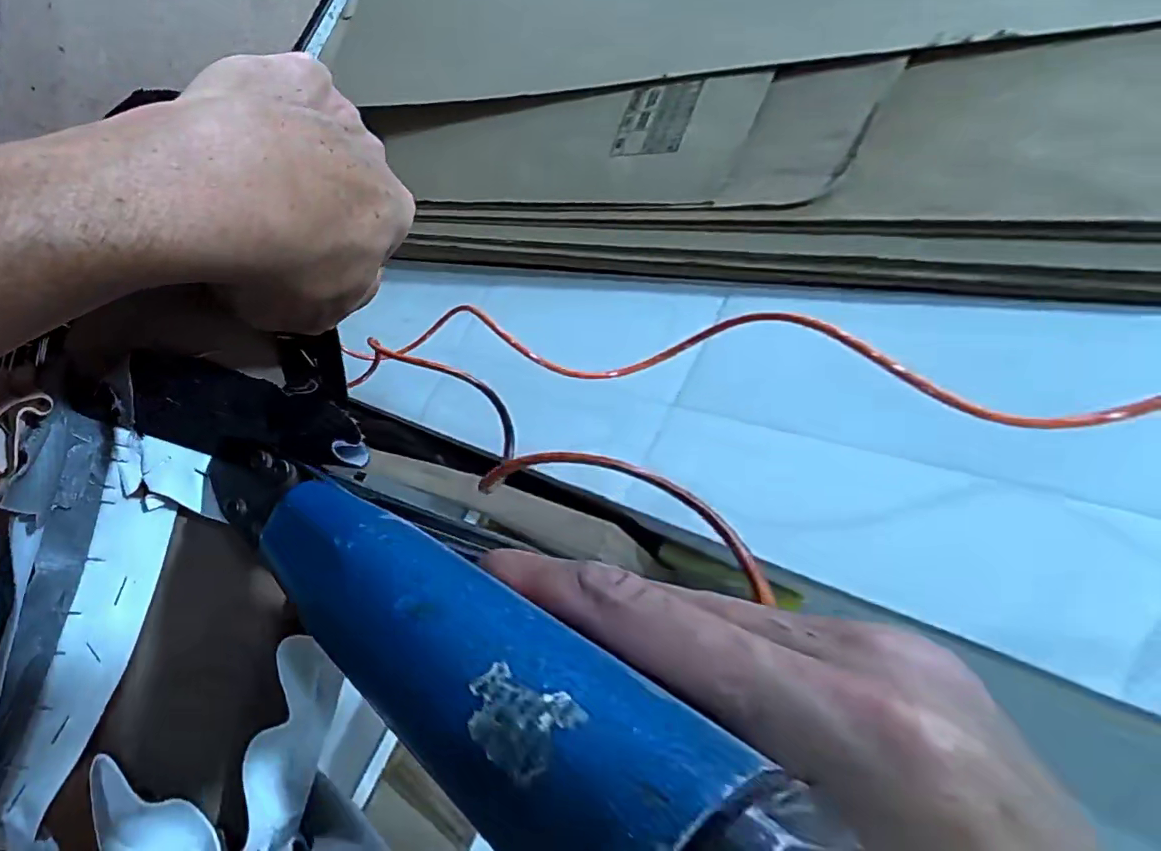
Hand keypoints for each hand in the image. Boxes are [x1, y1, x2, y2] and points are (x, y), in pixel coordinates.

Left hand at [95, 53, 412, 333]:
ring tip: (234, 170)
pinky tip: (231, 121)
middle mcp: (374, 154)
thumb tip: (334, 286)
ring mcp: (334, 105)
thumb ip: (331, 299)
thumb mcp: (307, 315)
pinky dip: (264, 100)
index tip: (292, 255)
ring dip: (288, 143)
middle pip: (346, 174)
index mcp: (391, 213)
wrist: (226, 193)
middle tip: (260, 214)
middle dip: (313, 191)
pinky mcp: (291, 71)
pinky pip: (284, 87)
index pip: (371, 235)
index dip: (330, 246)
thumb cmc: (271, 264)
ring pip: (316, 127)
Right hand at [482, 550, 1094, 850]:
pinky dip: (696, 643)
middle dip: (584, 603)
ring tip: (569, 637)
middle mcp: (874, 662)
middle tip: (513, 614)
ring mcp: (899, 655)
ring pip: (717, 612)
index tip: (488, 574)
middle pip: (678, 605)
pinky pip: (762, 633)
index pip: (657, 619)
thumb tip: (572, 763)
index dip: (559, 587)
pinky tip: (661, 666)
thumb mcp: (764, 847)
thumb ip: (668, 790)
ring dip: (636, 624)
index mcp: (851, 724)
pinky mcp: (909, 663)